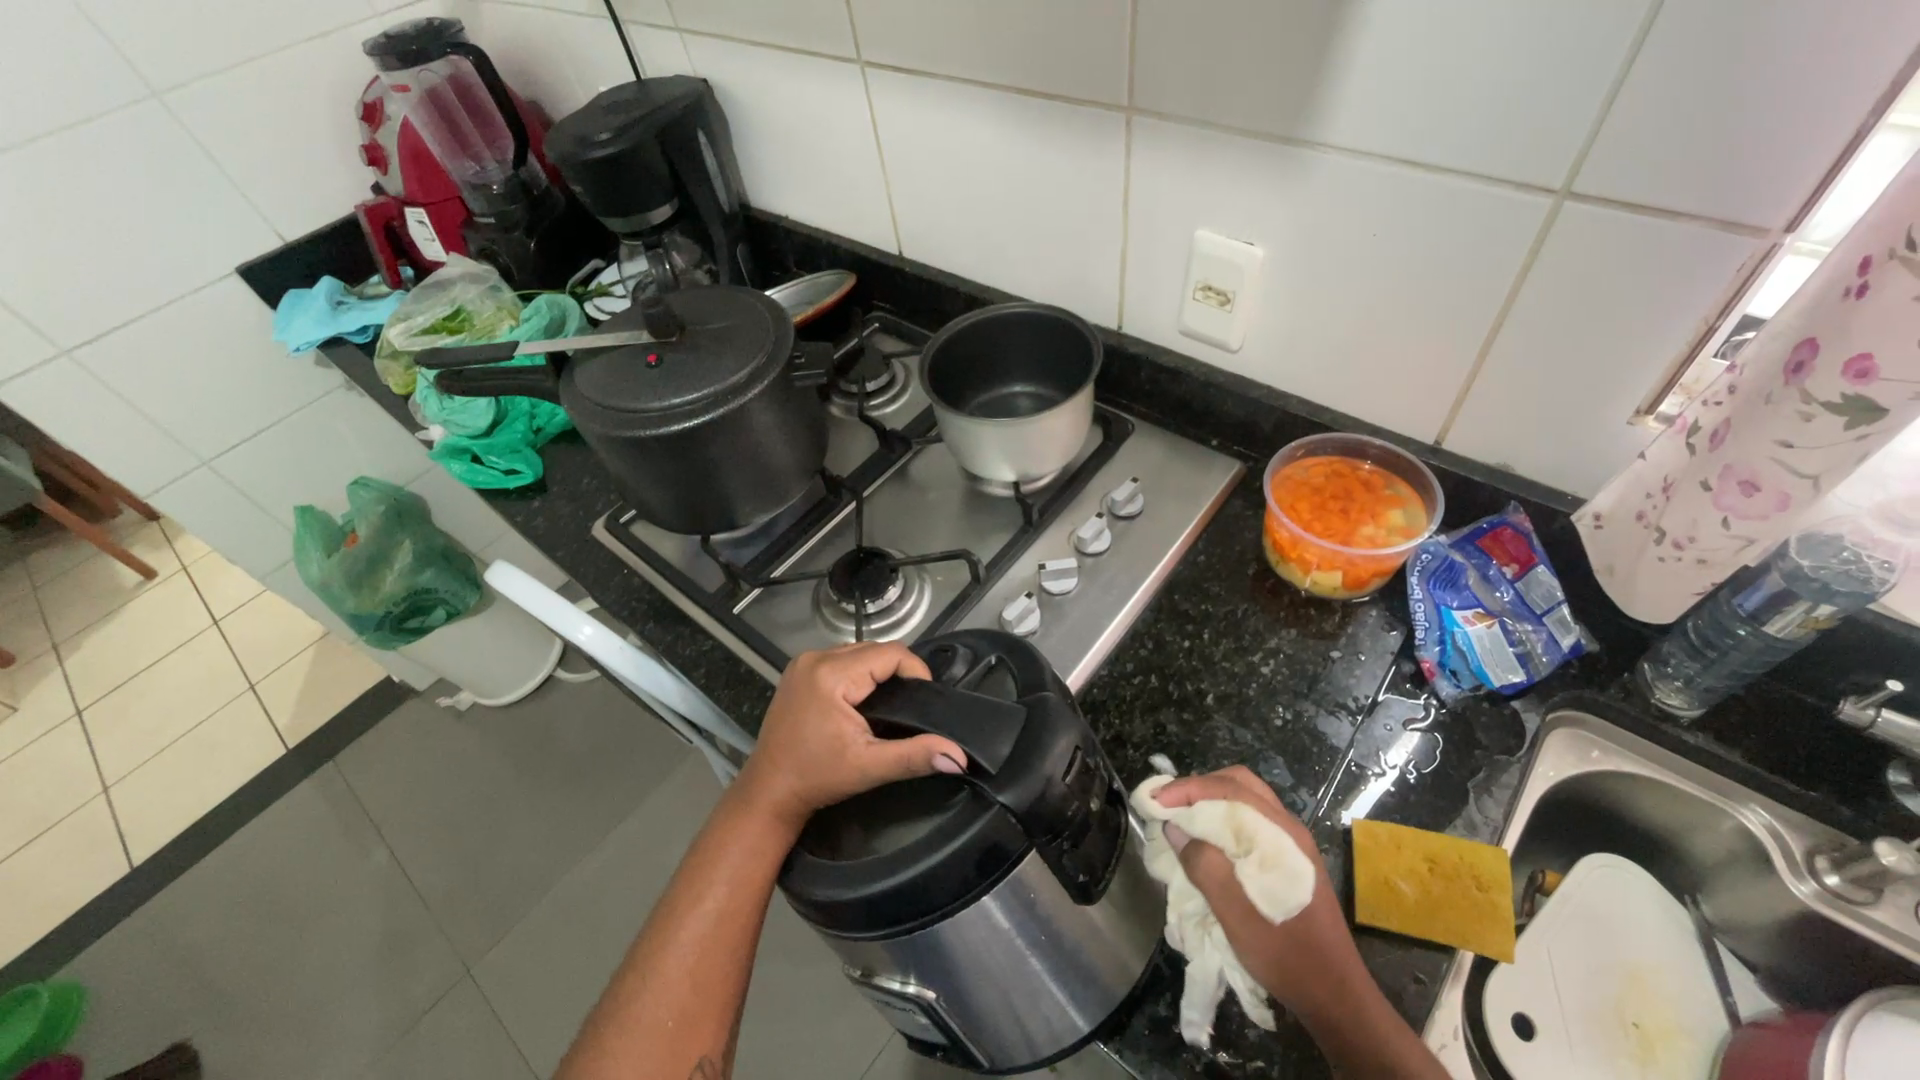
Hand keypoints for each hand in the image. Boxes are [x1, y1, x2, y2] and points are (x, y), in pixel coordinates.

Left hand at [735, 643, 967, 828]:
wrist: (769, 791)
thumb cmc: (817, 777)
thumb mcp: (870, 767)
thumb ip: (915, 756)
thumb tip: (958, 758)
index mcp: (831, 674)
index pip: (891, 653)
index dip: (915, 672)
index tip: (923, 702)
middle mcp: (815, 658)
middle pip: (875, 649)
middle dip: (897, 674)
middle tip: (907, 709)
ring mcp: (803, 663)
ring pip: (858, 652)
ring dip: (877, 673)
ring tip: (888, 707)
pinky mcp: (798, 671)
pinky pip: (841, 660)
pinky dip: (858, 675)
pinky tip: (863, 703)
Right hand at [1153, 766, 1369, 1024]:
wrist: (1334, 993)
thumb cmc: (1287, 955)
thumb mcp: (1238, 917)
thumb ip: (1206, 868)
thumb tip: (1175, 828)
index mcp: (1281, 835)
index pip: (1228, 789)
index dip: (1187, 788)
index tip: (1154, 801)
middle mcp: (1288, 829)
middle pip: (1239, 785)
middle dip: (1198, 787)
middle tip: (1166, 805)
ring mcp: (1290, 844)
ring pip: (1245, 801)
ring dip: (1210, 802)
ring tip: (1180, 821)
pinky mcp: (1288, 861)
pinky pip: (1250, 822)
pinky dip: (1222, 820)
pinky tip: (1206, 844)